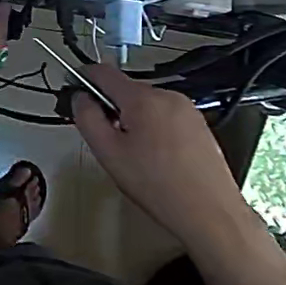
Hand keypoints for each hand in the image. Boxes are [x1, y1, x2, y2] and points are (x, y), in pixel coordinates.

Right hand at [70, 65, 259, 251]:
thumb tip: (80, 98)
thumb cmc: (160, 187)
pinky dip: (155, 130)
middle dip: (112, 108)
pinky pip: (166, 117)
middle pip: (127, 90)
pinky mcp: (198, 124)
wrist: (209, 212)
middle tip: (108, 141)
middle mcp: (168, 96)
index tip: (76, 88)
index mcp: (143, 99)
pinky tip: (157, 160)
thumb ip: (87, 118)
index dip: (84, 77)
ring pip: (147, 105)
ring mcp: (186, 109)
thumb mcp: (108, 154)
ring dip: (134, 120)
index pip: (104, 72)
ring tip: (137, 157)